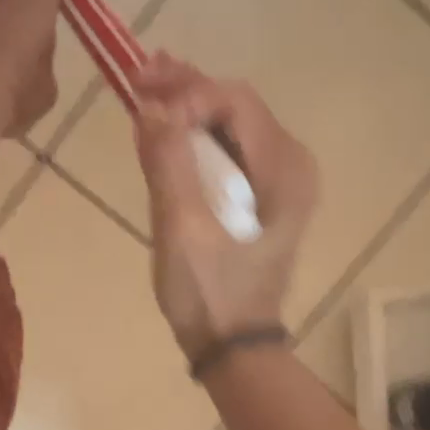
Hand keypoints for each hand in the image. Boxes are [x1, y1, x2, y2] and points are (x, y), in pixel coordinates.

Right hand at [132, 56, 317, 359]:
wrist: (233, 350)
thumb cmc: (210, 298)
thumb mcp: (183, 232)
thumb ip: (169, 166)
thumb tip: (149, 109)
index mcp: (283, 171)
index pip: (233, 103)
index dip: (186, 94)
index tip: (142, 105)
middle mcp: (291, 166)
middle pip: (235, 108)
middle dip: (186, 91)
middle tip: (137, 79)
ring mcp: (280, 183)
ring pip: (231, 127)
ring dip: (189, 109)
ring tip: (145, 94)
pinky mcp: (263, 200)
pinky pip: (230, 153)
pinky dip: (197, 138)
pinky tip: (167, 131)